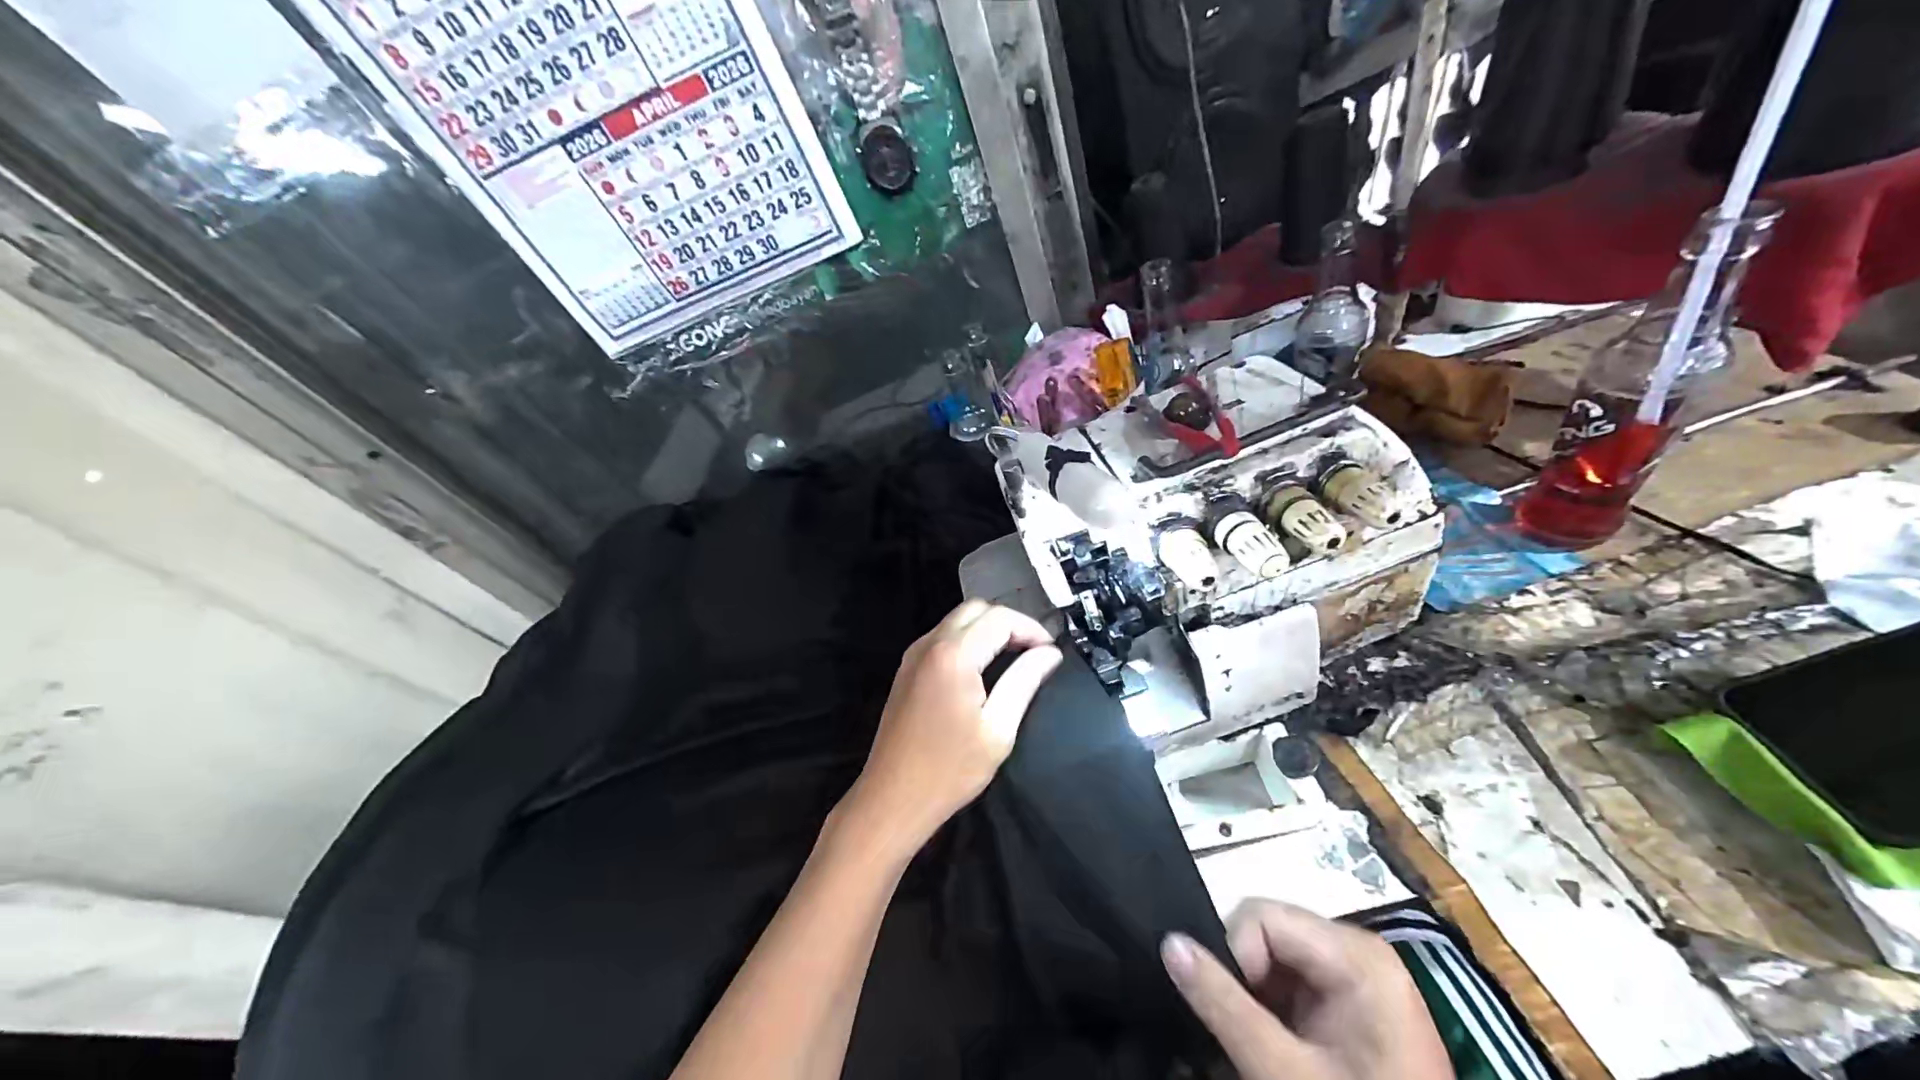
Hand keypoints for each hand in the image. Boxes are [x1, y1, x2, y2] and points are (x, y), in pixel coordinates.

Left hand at [843, 600, 1061, 851]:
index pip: (1000, 618)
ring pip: (957, 620)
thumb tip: (1050, 653)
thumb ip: (1024, 681)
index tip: (1051, 653)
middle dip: (1010, 622)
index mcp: (953, 655)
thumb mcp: (998, 729)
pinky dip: (968, 640)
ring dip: (988, 629)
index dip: (1031, 629)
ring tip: (1015, 658)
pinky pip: (942, 637)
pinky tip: (984, 668)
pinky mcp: (906, 669)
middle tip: (1035, 652)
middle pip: (976, 609)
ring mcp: (913, 655)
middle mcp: (929, 644)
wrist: (893, 797)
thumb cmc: (950, 769)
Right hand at [1162, 900, 1452, 1079]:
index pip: (1260, 916)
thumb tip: (1169, 942)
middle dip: (1245, 977)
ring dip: (1254, 995)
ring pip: (1272, 955)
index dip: (1235, 959)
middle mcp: (1359, 950)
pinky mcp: (1352, 1000)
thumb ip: (1224, 1004)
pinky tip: (1282, 1047)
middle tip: (1252, 1037)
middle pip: (1266, 930)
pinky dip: (1271, 1007)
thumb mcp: (1284, 1073)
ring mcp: (1358, 975)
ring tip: (1267, 1047)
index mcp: (1357, 955)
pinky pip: (1291, 979)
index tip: (1242, 1019)